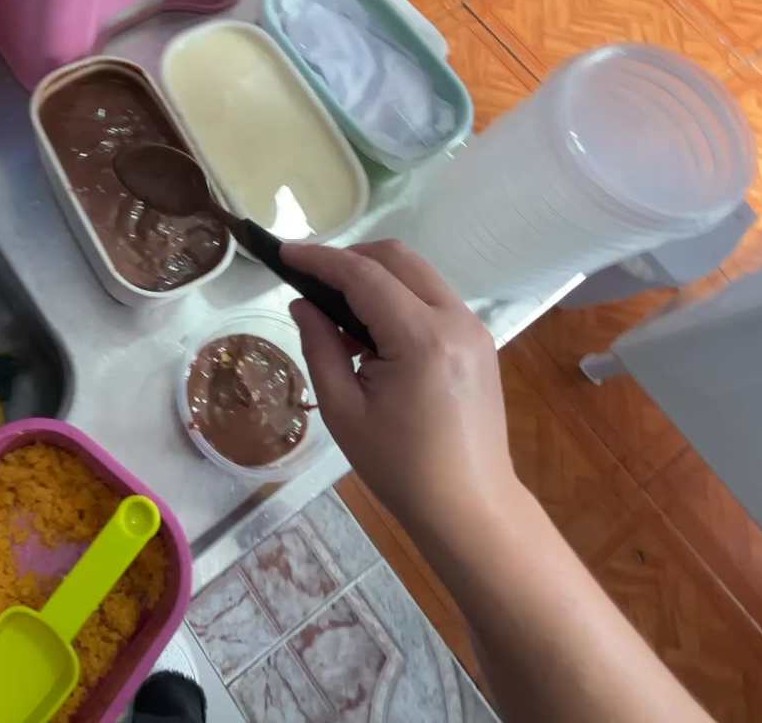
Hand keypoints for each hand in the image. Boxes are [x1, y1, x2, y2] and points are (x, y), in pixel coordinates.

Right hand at [283, 241, 517, 529]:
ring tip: (337, 312)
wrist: (471, 509)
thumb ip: (320, 347)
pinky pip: (429, 294)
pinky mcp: (477, 339)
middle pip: (396, 257)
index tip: (284, 252)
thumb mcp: (344, 410)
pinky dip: (394, 294)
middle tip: (309, 279)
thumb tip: (302, 304)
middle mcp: (455, 321)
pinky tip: (371, 331)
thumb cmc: (400, 467)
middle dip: (348, 257)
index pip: (363, 275)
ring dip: (372, 275)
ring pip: (415, 271)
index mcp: (422, 340)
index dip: (319, 258)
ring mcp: (473, 327)